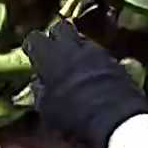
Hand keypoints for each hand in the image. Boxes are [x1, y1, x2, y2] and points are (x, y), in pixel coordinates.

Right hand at [22, 22, 147, 147]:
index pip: (35, 38)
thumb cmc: (72, 116)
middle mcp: (73, 47)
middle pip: (61, 28)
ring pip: (82, 41)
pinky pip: (99, 55)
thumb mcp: (48, 111)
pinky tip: (94, 76)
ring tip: (75, 66)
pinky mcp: (115, 61)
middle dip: (56, 36)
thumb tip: (39, 83)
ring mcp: (96, 52)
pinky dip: (94, 62)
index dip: (32, 44)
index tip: (31, 52)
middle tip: (54, 51)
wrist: (116, 119)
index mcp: (50, 56)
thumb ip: (41, 92)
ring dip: (77, 50)